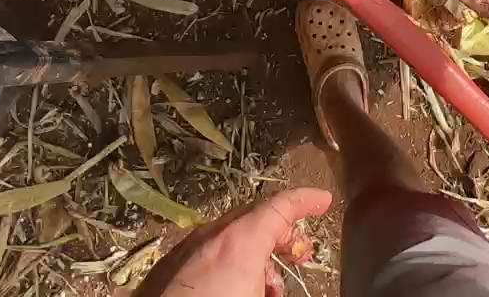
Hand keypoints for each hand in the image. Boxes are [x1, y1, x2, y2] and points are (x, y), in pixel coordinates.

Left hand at [135, 187, 332, 296]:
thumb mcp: (262, 293)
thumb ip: (277, 285)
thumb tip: (279, 284)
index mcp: (239, 240)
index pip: (281, 205)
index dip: (306, 201)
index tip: (323, 201)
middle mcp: (211, 236)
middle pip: (255, 219)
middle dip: (281, 234)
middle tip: (300, 253)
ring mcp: (185, 251)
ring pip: (229, 238)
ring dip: (254, 255)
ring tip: (268, 287)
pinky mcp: (165, 270)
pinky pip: (206, 254)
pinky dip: (227, 265)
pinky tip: (232, 290)